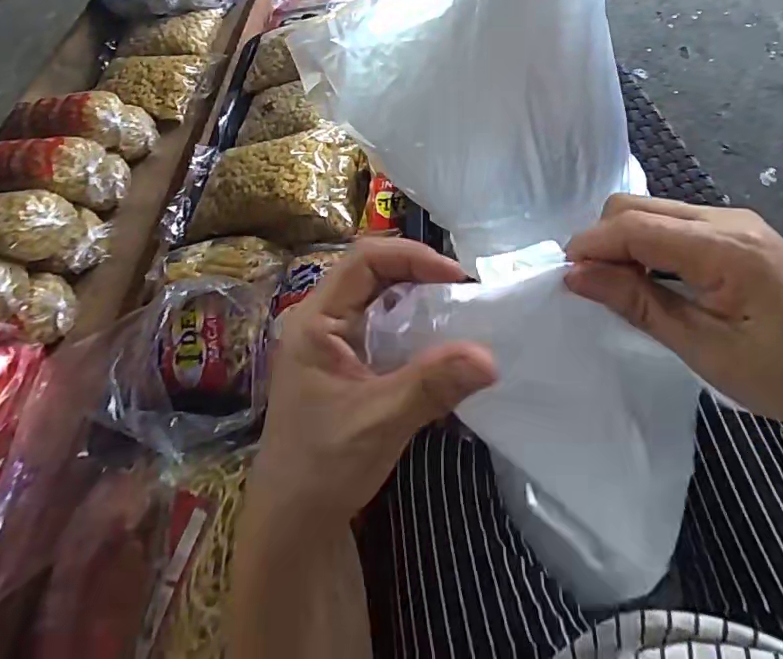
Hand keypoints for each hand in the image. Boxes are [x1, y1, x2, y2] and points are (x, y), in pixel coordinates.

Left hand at [249, 239, 497, 522]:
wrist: (292, 525)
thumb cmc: (323, 468)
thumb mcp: (380, 422)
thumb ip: (432, 385)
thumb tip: (490, 358)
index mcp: (315, 322)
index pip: (364, 260)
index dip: (412, 257)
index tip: (455, 277)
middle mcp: (320, 321)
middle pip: (371, 271)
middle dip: (418, 271)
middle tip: (462, 290)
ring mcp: (331, 342)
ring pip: (378, 296)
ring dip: (417, 295)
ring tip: (457, 308)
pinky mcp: (345, 363)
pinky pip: (382, 324)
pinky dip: (412, 323)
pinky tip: (437, 340)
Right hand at [564, 195, 782, 439]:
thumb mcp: (708, 351)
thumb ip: (640, 304)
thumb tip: (578, 275)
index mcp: (723, 247)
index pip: (633, 226)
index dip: (589, 246)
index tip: (563, 280)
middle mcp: (728, 219)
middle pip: (638, 207)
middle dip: (603, 241)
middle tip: (591, 291)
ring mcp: (738, 222)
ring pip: (655, 212)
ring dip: (626, 243)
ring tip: (618, 291)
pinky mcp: (742, 234)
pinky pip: (678, 225)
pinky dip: (651, 246)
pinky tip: (653, 282)